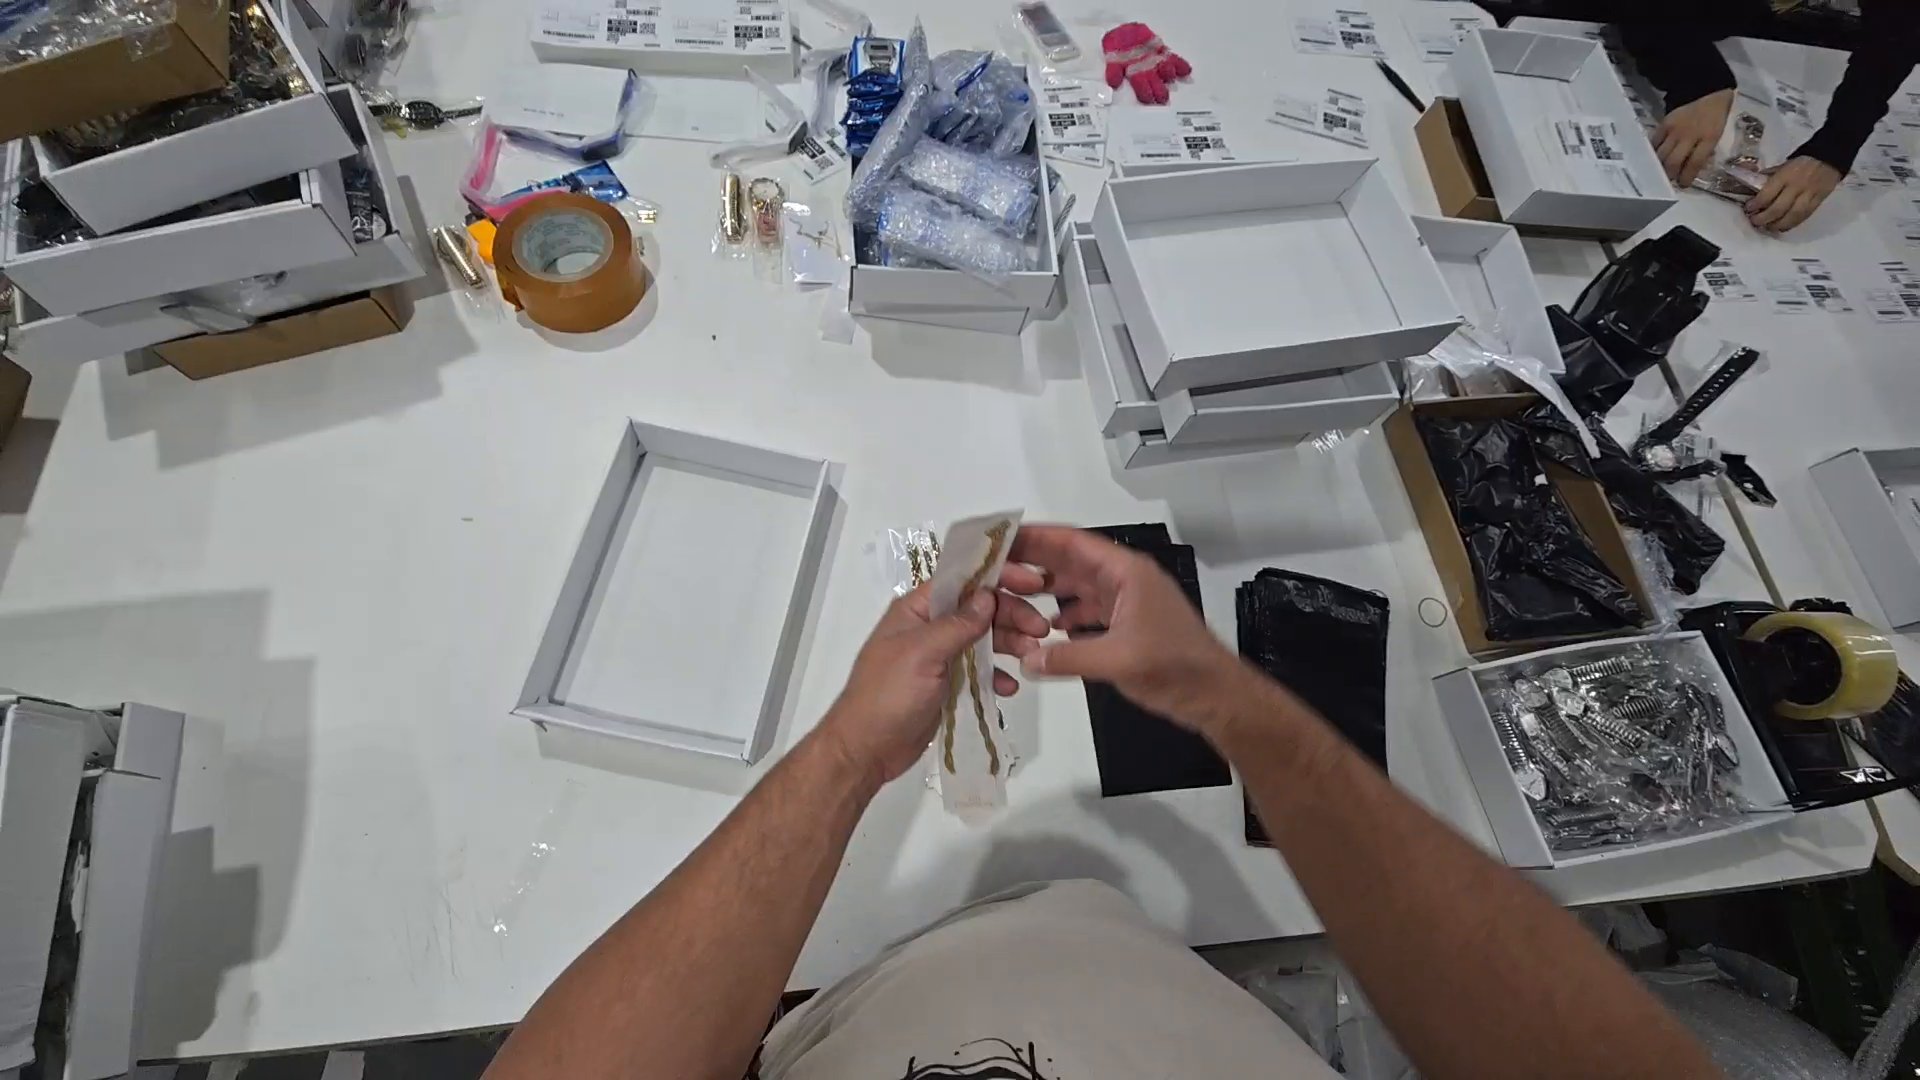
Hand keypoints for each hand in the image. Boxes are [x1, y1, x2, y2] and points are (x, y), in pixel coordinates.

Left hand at [814, 576, 1049, 786]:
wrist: (866, 749)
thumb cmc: (888, 694)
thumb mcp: (922, 654)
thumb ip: (957, 625)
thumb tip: (988, 595)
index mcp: (917, 609)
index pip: (963, 579)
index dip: (998, 575)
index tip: (1033, 582)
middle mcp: (930, 627)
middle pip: (979, 609)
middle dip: (1011, 614)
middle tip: (1041, 629)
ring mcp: (939, 656)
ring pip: (983, 639)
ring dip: (1010, 643)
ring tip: (1033, 654)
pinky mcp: (947, 683)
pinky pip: (979, 671)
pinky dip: (997, 675)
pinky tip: (1009, 687)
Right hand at [1001, 525, 1243, 734]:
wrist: (1217, 695)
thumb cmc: (1175, 668)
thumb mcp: (1117, 661)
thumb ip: (1067, 658)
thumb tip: (1026, 660)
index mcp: (1127, 573)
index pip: (1075, 542)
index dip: (1038, 537)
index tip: (1005, 536)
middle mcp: (1126, 579)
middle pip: (1074, 561)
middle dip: (1037, 561)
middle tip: (997, 565)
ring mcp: (1129, 601)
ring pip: (1080, 585)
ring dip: (1050, 590)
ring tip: (1013, 596)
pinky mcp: (1129, 623)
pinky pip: (1090, 609)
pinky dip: (1068, 615)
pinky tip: (1048, 630)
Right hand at [1653, 89, 1734, 186]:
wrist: (1708, 90)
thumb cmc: (1716, 114)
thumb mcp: (1719, 131)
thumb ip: (1706, 148)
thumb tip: (1695, 167)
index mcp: (1710, 136)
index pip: (1695, 162)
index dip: (1687, 177)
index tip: (1683, 185)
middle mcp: (1690, 135)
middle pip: (1673, 162)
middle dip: (1669, 175)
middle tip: (1667, 182)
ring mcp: (1675, 130)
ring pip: (1660, 156)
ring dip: (1658, 167)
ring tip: (1657, 174)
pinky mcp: (1663, 125)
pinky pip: (1654, 144)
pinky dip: (1651, 154)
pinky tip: (1651, 159)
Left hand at [1745, 156, 1841, 232]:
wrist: (1832, 154)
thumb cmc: (1800, 163)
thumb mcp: (1780, 167)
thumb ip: (1766, 180)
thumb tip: (1750, 194)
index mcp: (1785, 176)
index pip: (1765, 196)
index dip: (1754, 206)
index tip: (1748, 210)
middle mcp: (1798, 185)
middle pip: (1777, 209)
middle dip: (1762, 219)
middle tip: (1755, 221)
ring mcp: (1811, 192)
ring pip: (1792, 215)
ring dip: (1777, 225)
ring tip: (1768, 226)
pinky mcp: (1822, 197)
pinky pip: (1806, 214)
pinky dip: (1793, 223)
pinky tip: (1783, 226)